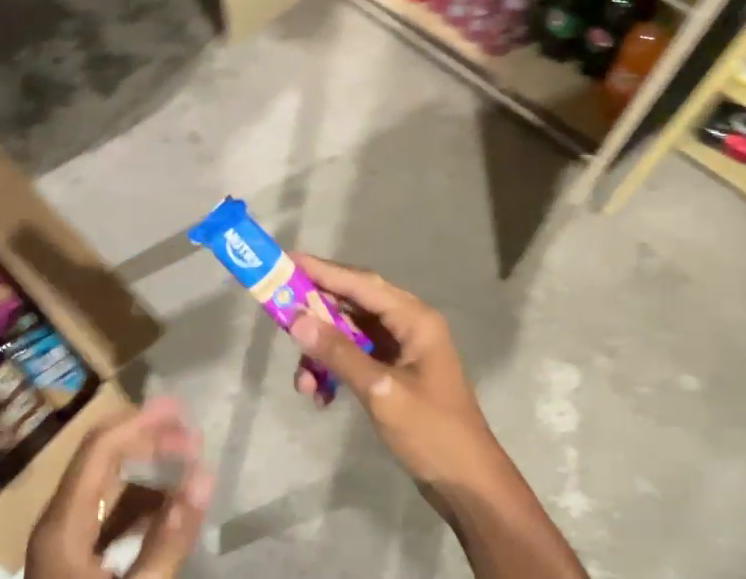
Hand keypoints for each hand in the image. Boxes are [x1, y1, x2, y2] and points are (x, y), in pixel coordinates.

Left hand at [25, 396, 214, 578]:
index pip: (99, 451)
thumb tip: (204, 474)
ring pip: (106, 495)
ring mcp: (62, 551)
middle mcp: (56, 528)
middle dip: (147, 444)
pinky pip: (107, 523)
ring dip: (148, 478)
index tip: (181, 409)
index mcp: (62, 527)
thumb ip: (169, 537)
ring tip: (190, 471)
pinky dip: (139, 511)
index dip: (139, 424)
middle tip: (193, 435)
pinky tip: (169, 514)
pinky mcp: (72, 570)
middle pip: (101, 465)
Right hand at [288, 255, 505, 487]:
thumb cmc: (431, 431)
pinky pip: (354, 358)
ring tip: (303, 384)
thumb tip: (296, 318)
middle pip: (352, 304)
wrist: (467, 483)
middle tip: (278, 313)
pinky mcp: (393, 373)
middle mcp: (408, 325)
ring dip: (322, 353)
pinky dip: (334, 371)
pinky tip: (320, 396)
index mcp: (414, 319)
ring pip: (349, 335)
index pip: (361, 283)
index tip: (286, 261)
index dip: (323, 270)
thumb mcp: (381, 391)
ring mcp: (401, 350)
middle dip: (315, 313)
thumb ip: (339, 353)